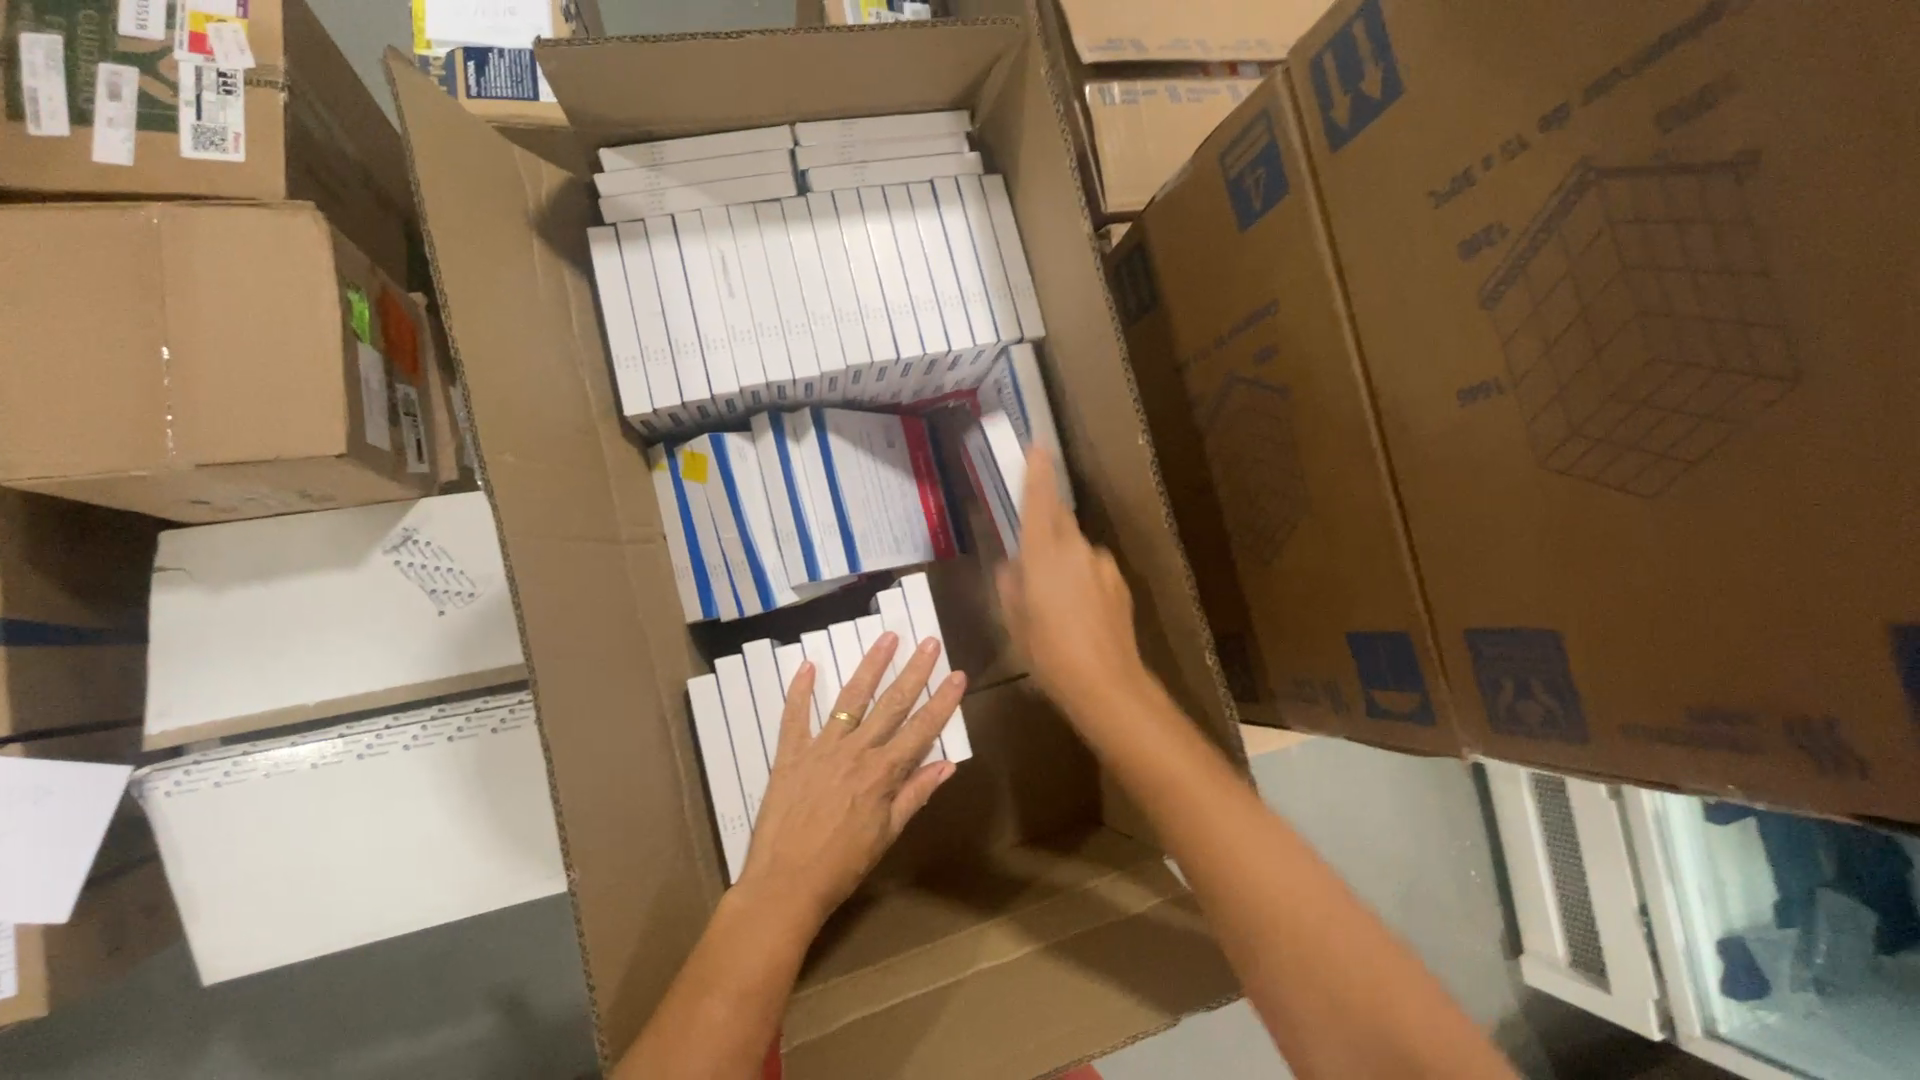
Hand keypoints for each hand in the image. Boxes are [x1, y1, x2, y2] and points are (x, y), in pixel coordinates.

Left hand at [737, 632, 964, 929]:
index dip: (942, 702)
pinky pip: (794, 717)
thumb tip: (947, 764)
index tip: (958, 675)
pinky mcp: (789, 755)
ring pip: (851, 700)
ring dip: (870, 667)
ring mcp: (820, 749)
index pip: (921, 729)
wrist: (785, 883)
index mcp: (882, 773)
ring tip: (886, 639)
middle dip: (914, 672)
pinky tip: (808, 666)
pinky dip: (800, 691)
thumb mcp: (887, 834)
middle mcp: (855, 752)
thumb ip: (915, 795)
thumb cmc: (842, 865)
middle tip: (928, 642)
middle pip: (891, 705)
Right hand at [998, 445, 1150, 724]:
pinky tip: (1080, 612)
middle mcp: (1074, 549)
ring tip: (1055, 600)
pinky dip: (1083, 580)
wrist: (1104, 681)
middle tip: (1032, 548)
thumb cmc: (1047, 652)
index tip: (1037, 446)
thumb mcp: (1014, 620)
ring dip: (1064, 560)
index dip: (1037, 472)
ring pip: (1076, 549)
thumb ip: (1010, 584)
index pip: (1038, 501)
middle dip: (1046, 522)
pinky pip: (1093, 570)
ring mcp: (1101, 564)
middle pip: (1058, 520)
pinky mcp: (1119, 582)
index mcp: (1041, 554)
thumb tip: (1014, 566)